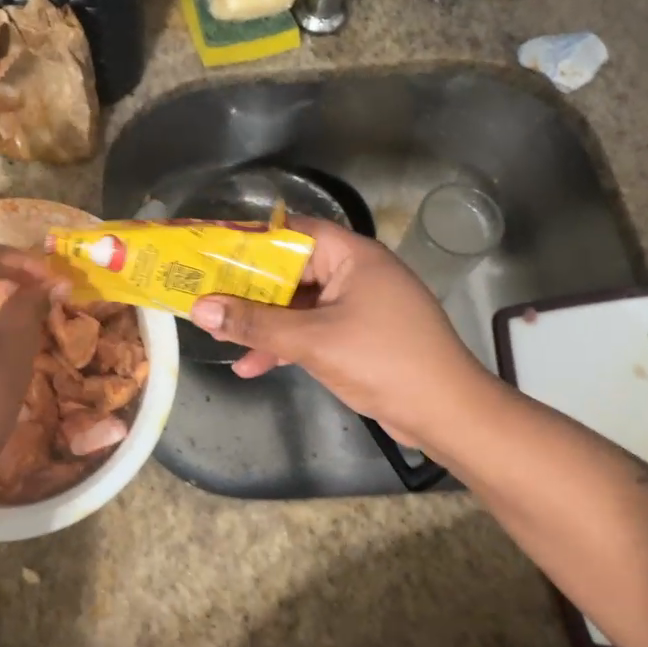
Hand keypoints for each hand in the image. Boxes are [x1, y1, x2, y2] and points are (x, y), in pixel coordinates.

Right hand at [187, 216, 495, 445]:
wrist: (448, 413)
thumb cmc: (383, 361)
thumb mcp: (313, 341)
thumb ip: (255, 324)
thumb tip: (200, 309)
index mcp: (351, 255)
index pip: (292, 233)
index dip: (250, 242)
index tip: (211, 255)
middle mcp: (355, 272)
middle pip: (291, 270)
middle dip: (249, 290)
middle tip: (207, 298)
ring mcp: (359, 305)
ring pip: (298, 304)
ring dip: (263, 323)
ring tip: (220, 338)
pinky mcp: (360, 335)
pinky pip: (313, 329)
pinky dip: (286, 344)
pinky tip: (253, 366)